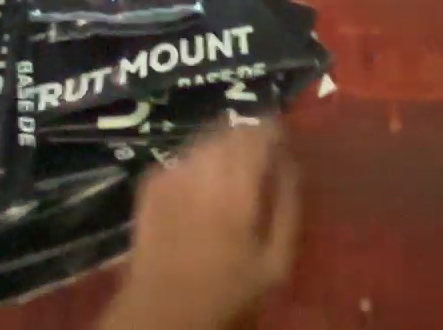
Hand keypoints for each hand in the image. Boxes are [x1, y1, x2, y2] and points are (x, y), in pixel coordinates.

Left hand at [101, 122, 300, 329]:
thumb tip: (290, 164)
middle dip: (247, 138)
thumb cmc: (227, 292)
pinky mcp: (152, 181)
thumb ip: (287, 207)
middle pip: (230, 130)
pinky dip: (195, 165)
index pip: (258, 132)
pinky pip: (182, 159)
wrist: (162, 311)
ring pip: (204, 140)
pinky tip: (199, 192)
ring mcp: (173, 170)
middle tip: (258, 158)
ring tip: (229, 176)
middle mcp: (203, 167)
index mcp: (238, 186)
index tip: (281, 140)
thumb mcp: (275, 263)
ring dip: (221, 148)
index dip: (272, 130)